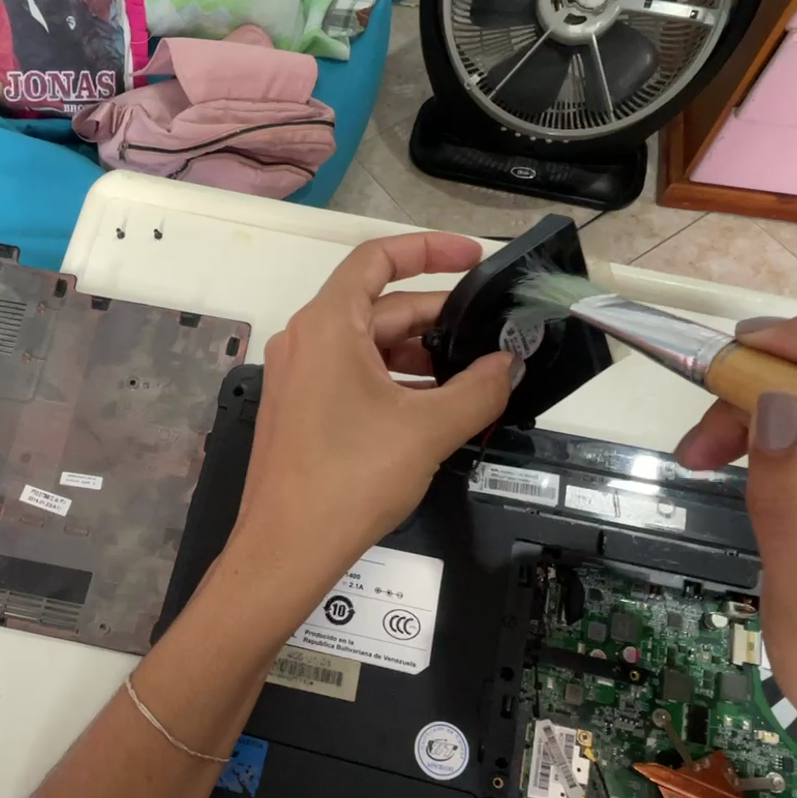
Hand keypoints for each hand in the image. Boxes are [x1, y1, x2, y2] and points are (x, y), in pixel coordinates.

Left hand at [228, 233, 514, 608]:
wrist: (287, 548)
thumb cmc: (350, 480)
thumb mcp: (428, 429)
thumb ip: (480, 388)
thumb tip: (509, 364)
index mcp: (325, 326)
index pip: (376, 259)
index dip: (429, 249)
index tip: (473, 257)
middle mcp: (304, 342)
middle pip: (377, 308)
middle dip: (435, 320)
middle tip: (488, 337)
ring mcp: (298, 377)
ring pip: (367, 347)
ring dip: (417, 357)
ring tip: (468, 378)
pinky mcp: (300, 410)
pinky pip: (351, 377)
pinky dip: (392, 382)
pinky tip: (431, 408)